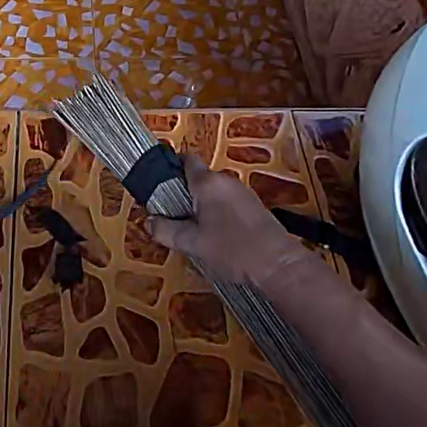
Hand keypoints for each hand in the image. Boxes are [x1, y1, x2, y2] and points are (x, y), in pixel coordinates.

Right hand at [149, 153, 320, 285]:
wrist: (279, 266)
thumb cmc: (232, 249)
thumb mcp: (192, 243)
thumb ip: (166, 230)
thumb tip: (148, 222)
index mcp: (208, 182)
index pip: (186, 160)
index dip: (171, 167)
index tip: (159, 183)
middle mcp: (225, 180)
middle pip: (198, 178)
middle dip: (184, 193)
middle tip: (172, 215)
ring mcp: (243, 192)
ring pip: (214, 191)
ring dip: (202, 205)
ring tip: (193, 229)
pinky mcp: (255, 207)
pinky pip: (228, 201)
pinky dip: (218, 212)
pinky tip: (216, 235)